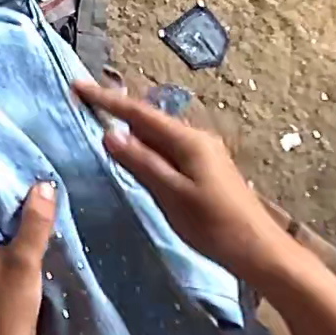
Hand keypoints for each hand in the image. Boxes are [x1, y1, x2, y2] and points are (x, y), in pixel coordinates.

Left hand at [0, 181, 56, 334]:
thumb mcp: (26, 259)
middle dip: (2, 198)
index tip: (8, 164)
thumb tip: (44, 184)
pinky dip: (10, 234)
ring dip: (8, 217)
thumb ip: (35, 223)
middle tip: (24, 173)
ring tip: (29, 194)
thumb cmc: (9, 305)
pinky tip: (26, 226)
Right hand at [75, 80, 296, 284]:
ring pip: (156, 134)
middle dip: (116, 109)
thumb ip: (142, 163)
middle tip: (84, 101)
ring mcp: (201, 154)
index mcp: (188, 141)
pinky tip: (131, 154)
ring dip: (129, 128)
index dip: (107, 99)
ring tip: (99, 122)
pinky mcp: (202, 169)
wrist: (257, 249)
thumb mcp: (172, 194)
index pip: (139, 113)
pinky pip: (165, 149)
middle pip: (148, 119)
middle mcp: (195, 139)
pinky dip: (143, 147)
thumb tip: (110, 134)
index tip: (78, 86)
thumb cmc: (214, 225)